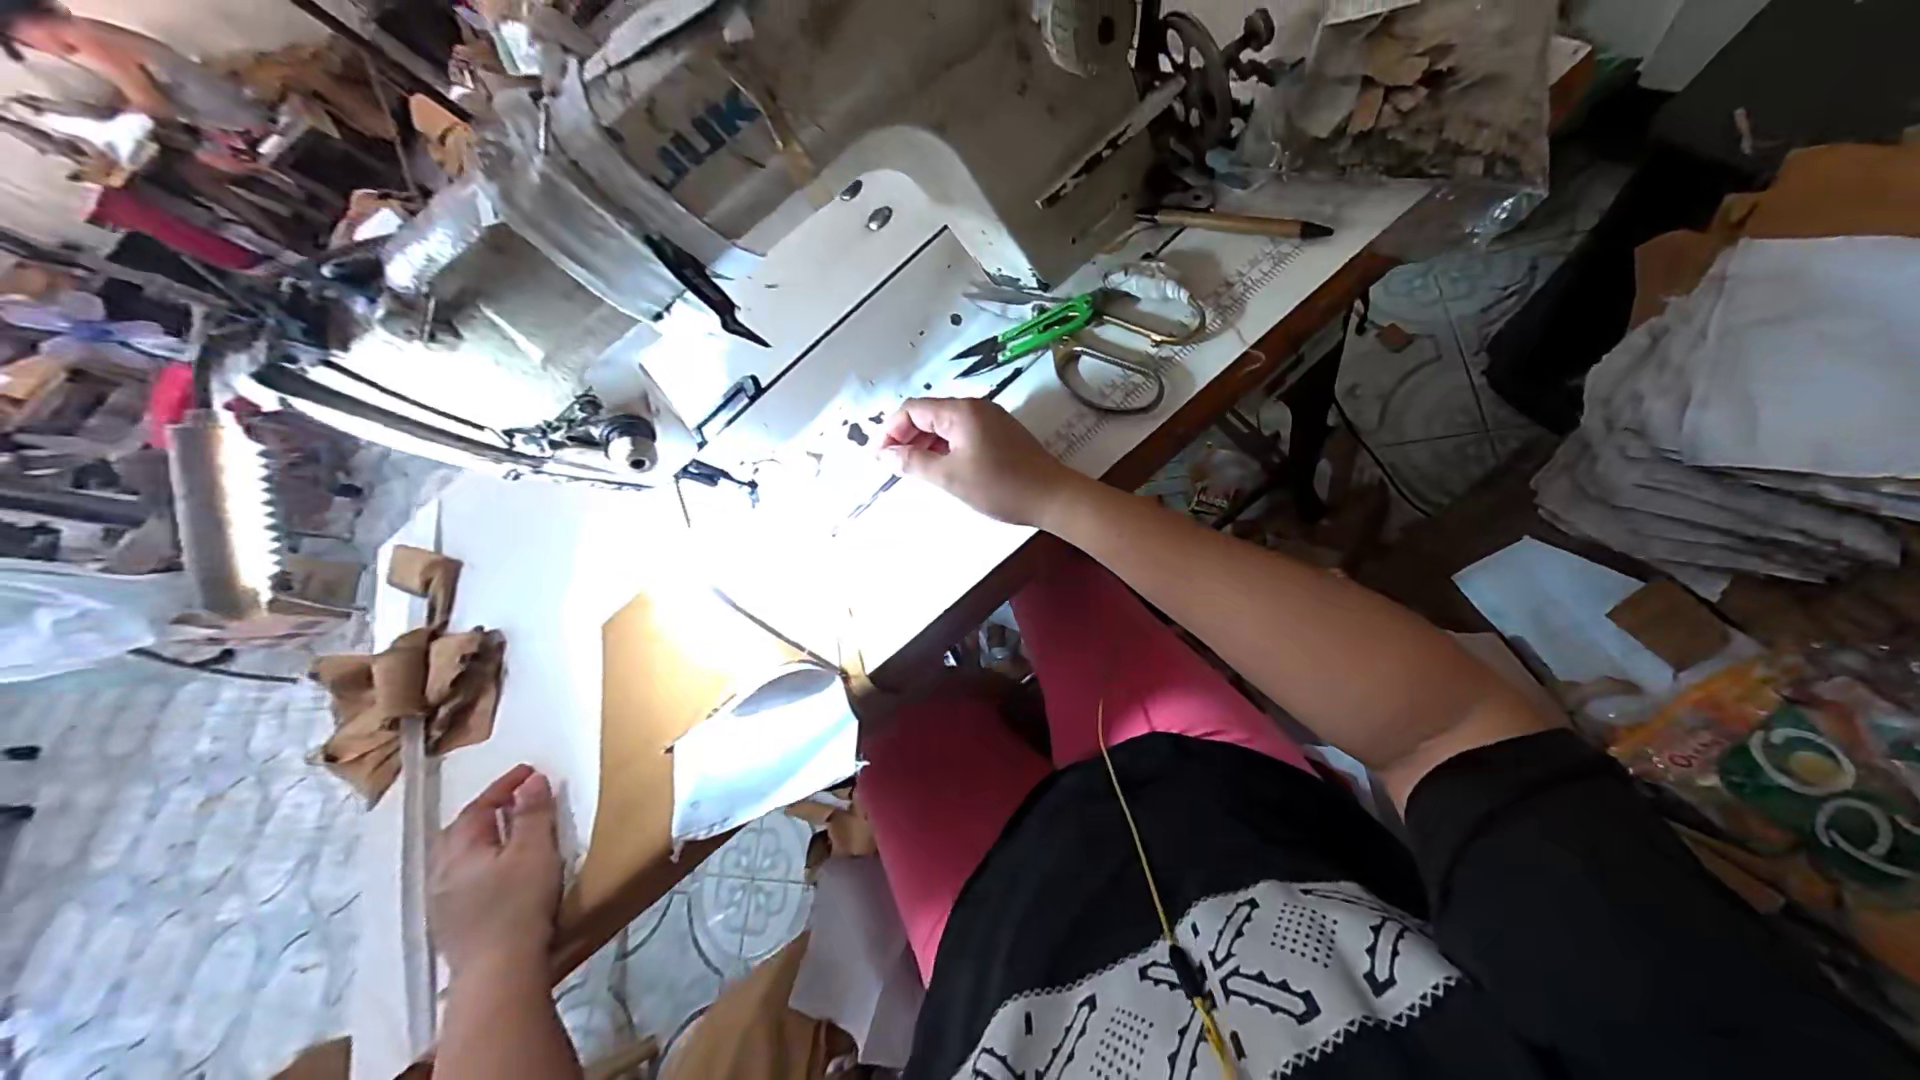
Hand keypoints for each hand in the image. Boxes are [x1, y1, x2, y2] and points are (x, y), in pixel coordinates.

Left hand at [430, 765, 561, 977]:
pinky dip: (481, 862)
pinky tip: (497, 871)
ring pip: (458, 857)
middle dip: (487, 811)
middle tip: (516, 799)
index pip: (477, 808)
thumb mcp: (534, 851)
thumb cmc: (518, 904)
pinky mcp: (451, 925)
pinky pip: (462, 879)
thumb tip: (531, 779)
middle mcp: (441, 873)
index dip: (503, 786)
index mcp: (459, 851)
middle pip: (460, 832)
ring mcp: (441, 903)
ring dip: (482, 838)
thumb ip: (532, 813)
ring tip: (508, 832)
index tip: (529, 770)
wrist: (498, 972)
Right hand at [878, 397, 1085, 527]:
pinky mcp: (999, 434)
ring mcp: (989, 420)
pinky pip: (962, 434)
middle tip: (893, 465)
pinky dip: (945, 448)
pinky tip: (940, 468)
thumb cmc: (1000, 486)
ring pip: (945, 426)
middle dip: (906, 437)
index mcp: (960, 411)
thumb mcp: (950, 477)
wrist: (1052, 496)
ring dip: (924, 444)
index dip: (891, 430)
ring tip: (913, 470)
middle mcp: (974, 408)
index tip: (880, 456)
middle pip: (928, 414)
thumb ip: (913, 462)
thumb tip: (886, 454)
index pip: (913, 409)